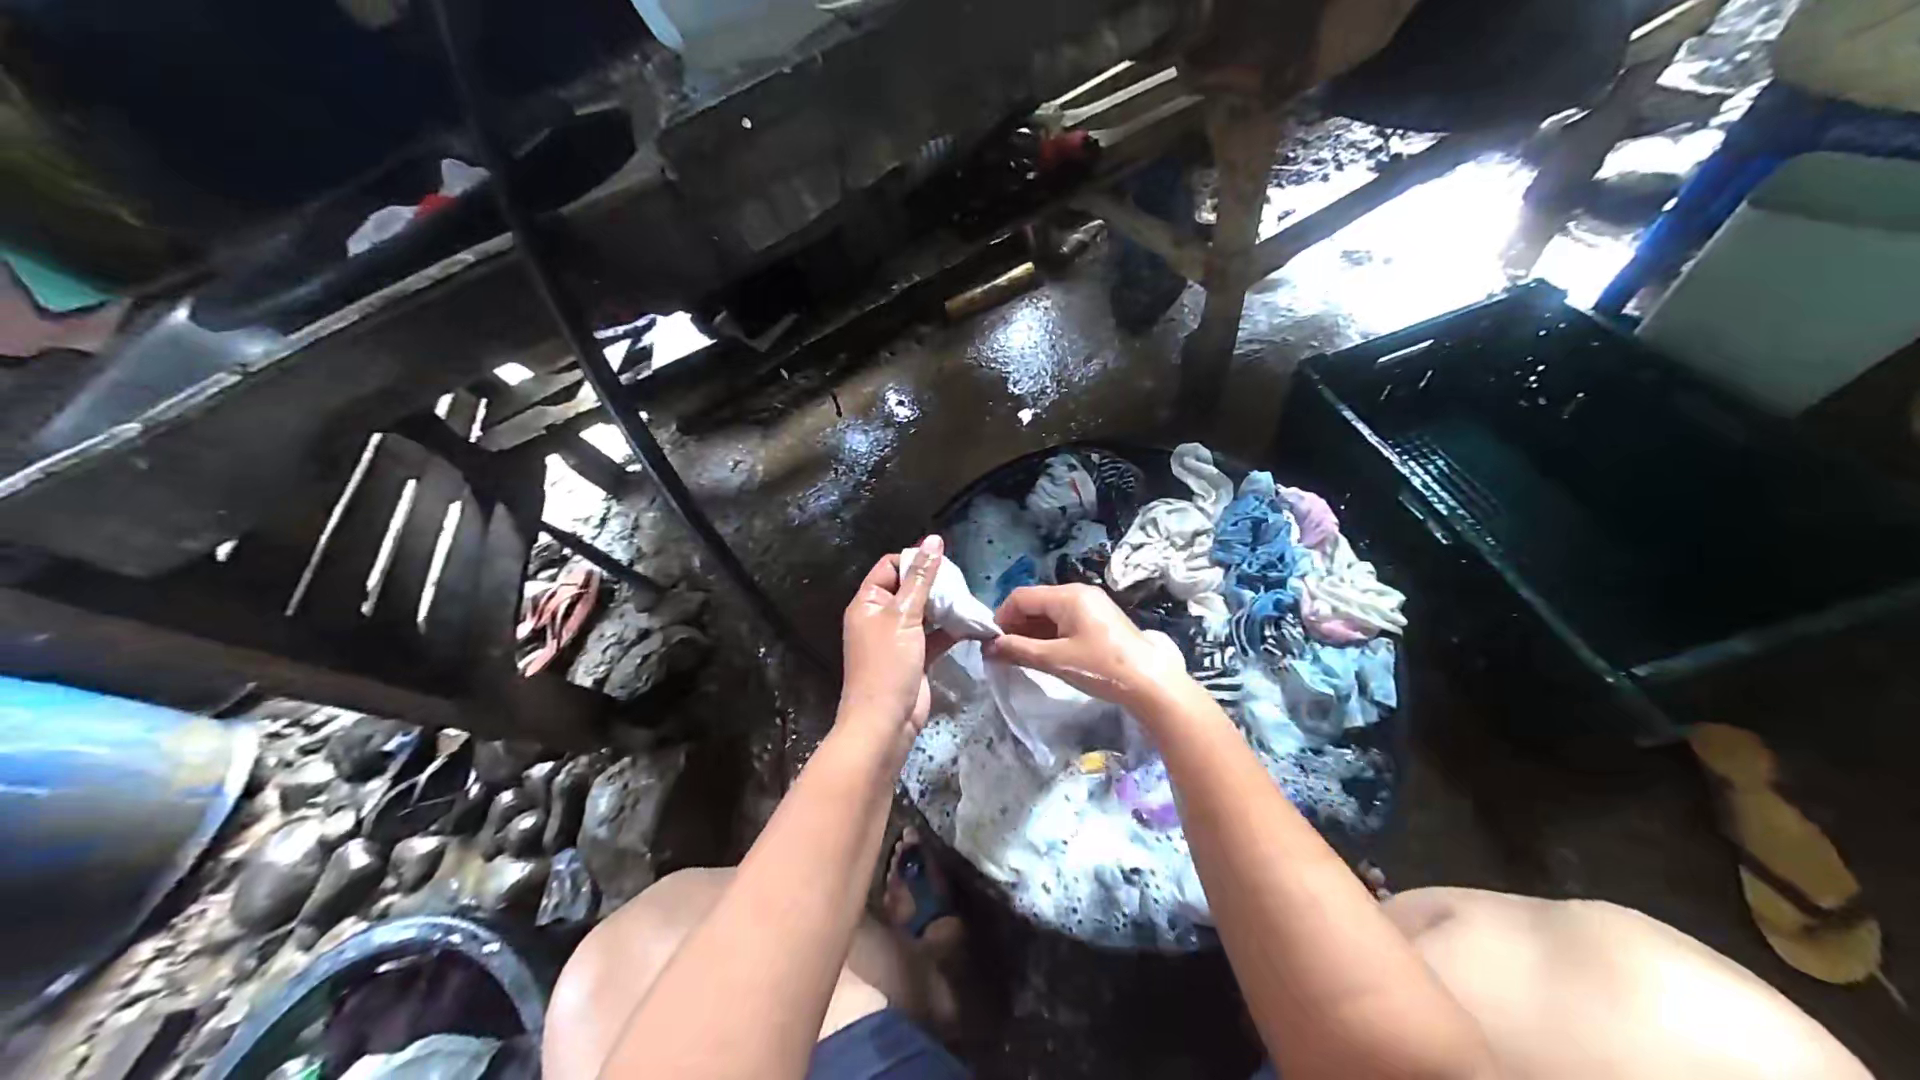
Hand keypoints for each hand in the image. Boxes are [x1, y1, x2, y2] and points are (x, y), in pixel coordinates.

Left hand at [840, 535, 954, 737]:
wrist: (885, 721)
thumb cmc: (888, 664)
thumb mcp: (904, 614)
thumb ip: (922, 577)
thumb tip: (933, 539)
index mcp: (868, 602)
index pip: (891, 566)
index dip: (915, 561)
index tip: (944, 564)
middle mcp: (880, 617)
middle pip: (910, 588)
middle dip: (936, 584)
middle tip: (962, 584)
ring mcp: (898, 638)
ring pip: (925, 612)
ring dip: (946, 607)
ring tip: (970, 601)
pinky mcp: (916, 657)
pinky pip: (935, 635)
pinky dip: (951, 630)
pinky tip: (973, 624)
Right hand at [985, 584, 1189, 710]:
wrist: (1151, 683)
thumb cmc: (1101, 668)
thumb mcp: (1055, 660)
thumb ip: (1019, 650)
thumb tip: (989, 647)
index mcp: (1068, 596)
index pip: (1021, 597)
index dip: (1002, 617)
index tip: (992, 643)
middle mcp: (1079, 593)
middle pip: (1035, 602)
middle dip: (1016, 625)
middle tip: (1004, 652)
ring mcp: (1092, 605)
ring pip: (1050, 613)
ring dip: (1032, 632)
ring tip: (1021, 657)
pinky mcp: (1100, 620)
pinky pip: (1065, 620)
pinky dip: (1050, 634)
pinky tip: (1044, 654)